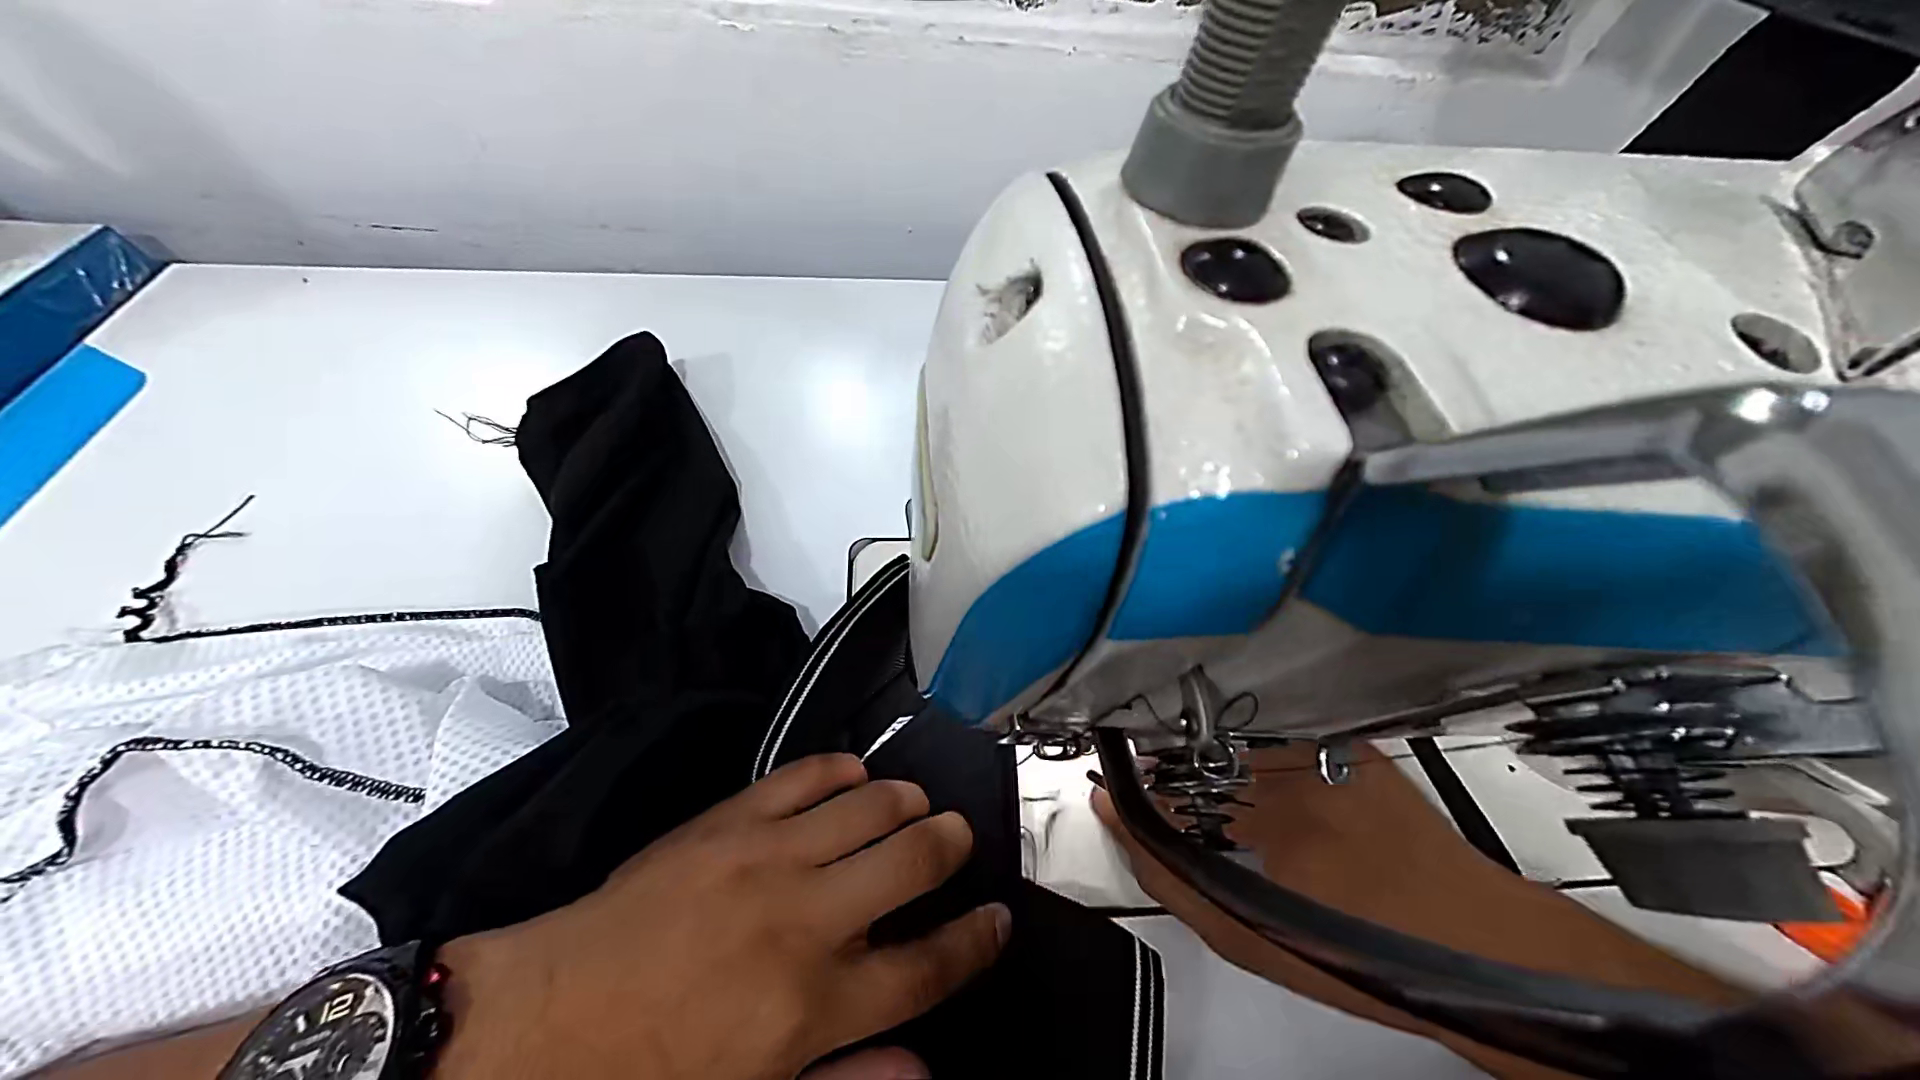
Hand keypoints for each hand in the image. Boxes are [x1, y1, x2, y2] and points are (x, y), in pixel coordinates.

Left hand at [438, 754, 1009, 1079]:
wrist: (540, 1027)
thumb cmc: (647, 1077)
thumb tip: (923, 1068)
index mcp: (814, 1005)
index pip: (927, 966)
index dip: (976, 941)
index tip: (999, 920)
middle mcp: (805, 919)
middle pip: (913, 861)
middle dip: (950, 845)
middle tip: (958, 838)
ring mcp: (766, 858)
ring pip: (870, 806)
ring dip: (905, 800)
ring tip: (914, 805)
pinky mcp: (729, 820)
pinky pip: (805, 775)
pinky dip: (841, 769)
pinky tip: (855, 775)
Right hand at [1091, 741, 1735, 1078]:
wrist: (1478, 942)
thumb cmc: (1362, 952)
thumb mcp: (1253, 940)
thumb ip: (1175, 882)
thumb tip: (1120, 822)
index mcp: (1272, 821)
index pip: (1172, 789)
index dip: (1136, 790)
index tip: (1115, 789)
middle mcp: (1298, 775)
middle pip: (1201, 755)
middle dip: (1164, 764)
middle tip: (1146, 774)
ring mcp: (1326, 753)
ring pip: (1233, 736)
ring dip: (1202, 750)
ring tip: (1183, 762)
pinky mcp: (1350, 744)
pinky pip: (1277, 728)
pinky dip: (1248, 741)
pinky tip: (1240, 757)